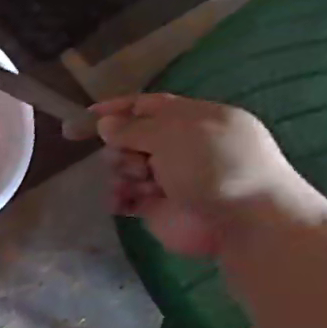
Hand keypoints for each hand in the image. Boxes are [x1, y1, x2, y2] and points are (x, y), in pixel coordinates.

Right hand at [94, 94, 314, 255]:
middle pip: (130, 138)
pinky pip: (126, 198)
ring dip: (123, 173)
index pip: (146, 106)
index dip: (115, 109)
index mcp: (191, 119)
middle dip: (121, 146)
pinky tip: (119, 201)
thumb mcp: (173, 133)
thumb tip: (105, 124)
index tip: (84, 116)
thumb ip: (134, 128)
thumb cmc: (213, 165)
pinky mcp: (158, 208)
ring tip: (141, 184)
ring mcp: (168, 178)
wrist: (242, 221)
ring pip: (125, 168)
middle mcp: (178, 146)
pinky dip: (119, 198)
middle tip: (136, 161)